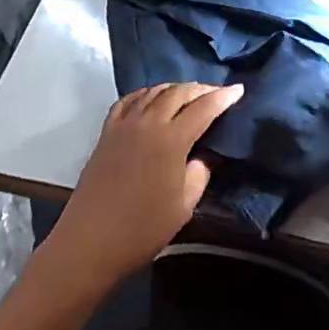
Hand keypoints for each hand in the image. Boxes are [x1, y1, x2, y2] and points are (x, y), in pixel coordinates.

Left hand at [45, 82, 244, 284]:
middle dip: (200, 89)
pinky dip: (145, 94)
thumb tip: (199, 157)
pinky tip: (150, 99)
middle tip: (215, 93)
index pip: (203, 108)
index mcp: (171, 140)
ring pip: (153, 92)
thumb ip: (198, 174)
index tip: (238, 90)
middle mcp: (148, 123)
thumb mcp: (183, 207)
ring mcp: (124, 124)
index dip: (222, 97)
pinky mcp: (107, 132)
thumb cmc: (142, 229)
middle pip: (178, 92)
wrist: (91, 241)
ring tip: (187, 94)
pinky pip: (129, 100)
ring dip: (174, 88)